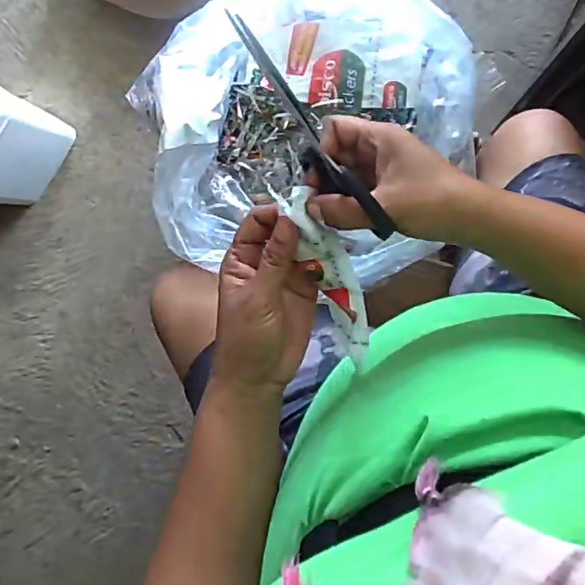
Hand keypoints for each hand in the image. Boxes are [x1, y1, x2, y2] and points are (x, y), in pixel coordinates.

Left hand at [212, 205, 319, 395]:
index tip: (300, 207)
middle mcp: (265, 259)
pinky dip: (330, 258)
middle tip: (326, 214)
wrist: (259, 378)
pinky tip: (342, 250)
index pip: (257, 222)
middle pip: (284, 230)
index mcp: (242, 257)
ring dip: (319, 237)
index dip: (276, 212)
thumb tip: (288, 219)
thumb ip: (275, 258)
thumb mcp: (258, 296)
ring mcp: (287, 273)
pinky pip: (319, 265)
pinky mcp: (307, 288)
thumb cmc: (246, 336)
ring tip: (338, 228)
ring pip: (304, 245)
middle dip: (303, 221)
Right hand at [308, 116, 485, 243]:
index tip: (321, 179)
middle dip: (326, 175)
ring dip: (338, 191)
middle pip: (339, 151)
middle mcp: (380, 146)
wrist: (474, 217)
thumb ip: (343, 209)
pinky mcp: (392, 184)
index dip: (323, 149)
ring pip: (349, 172)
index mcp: (379, 137)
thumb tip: (310, 208)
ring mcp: (387, 165)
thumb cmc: (431, 201)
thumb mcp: (384, 207)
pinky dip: (352, 200)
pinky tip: (348, 219)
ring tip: (331, 216)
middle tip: (319, 204)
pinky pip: (362, 186)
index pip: (335, 127)